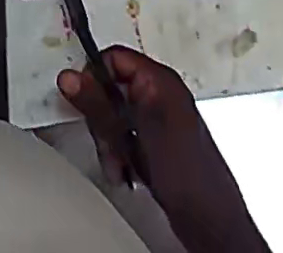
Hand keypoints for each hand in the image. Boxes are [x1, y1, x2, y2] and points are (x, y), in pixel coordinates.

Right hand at [59, 47, 269, 252]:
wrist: (212, 224)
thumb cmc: (185, 176)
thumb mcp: (131, 135)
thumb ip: (98, 104)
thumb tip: (69, 78)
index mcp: (160, 80)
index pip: (113, 57)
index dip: (94, 78)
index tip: (86, 101)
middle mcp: (161, 93)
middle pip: (111, 87)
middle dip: (103, 118)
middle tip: (108, 140)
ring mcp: (161, 116)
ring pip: (116, 112)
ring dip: (109, 138)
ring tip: (119, 161)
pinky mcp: (158, 138)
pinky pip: (126, 131)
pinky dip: (120, 149)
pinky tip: (126, 168)